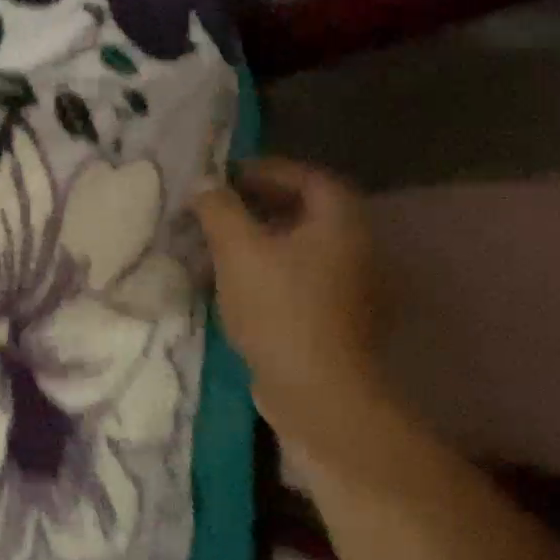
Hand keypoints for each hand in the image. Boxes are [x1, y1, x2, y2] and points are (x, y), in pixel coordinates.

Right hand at [192, 158, 389, 451]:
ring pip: (300, 245)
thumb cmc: (279, 308)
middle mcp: (356, 247)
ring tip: (214, 243)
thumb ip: (218, 209)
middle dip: (258, 203)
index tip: (224, 175)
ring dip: (259, 237)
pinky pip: (299, 274)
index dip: (266, 169)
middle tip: (214, 206)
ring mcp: (350, 285)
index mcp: (341, 223)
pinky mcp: (335, 316)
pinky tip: (233, 280)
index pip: (309, 177)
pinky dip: (267, 266)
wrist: (316, 389)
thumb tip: (203, 183)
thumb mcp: (237, 249)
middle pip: (306, 210)